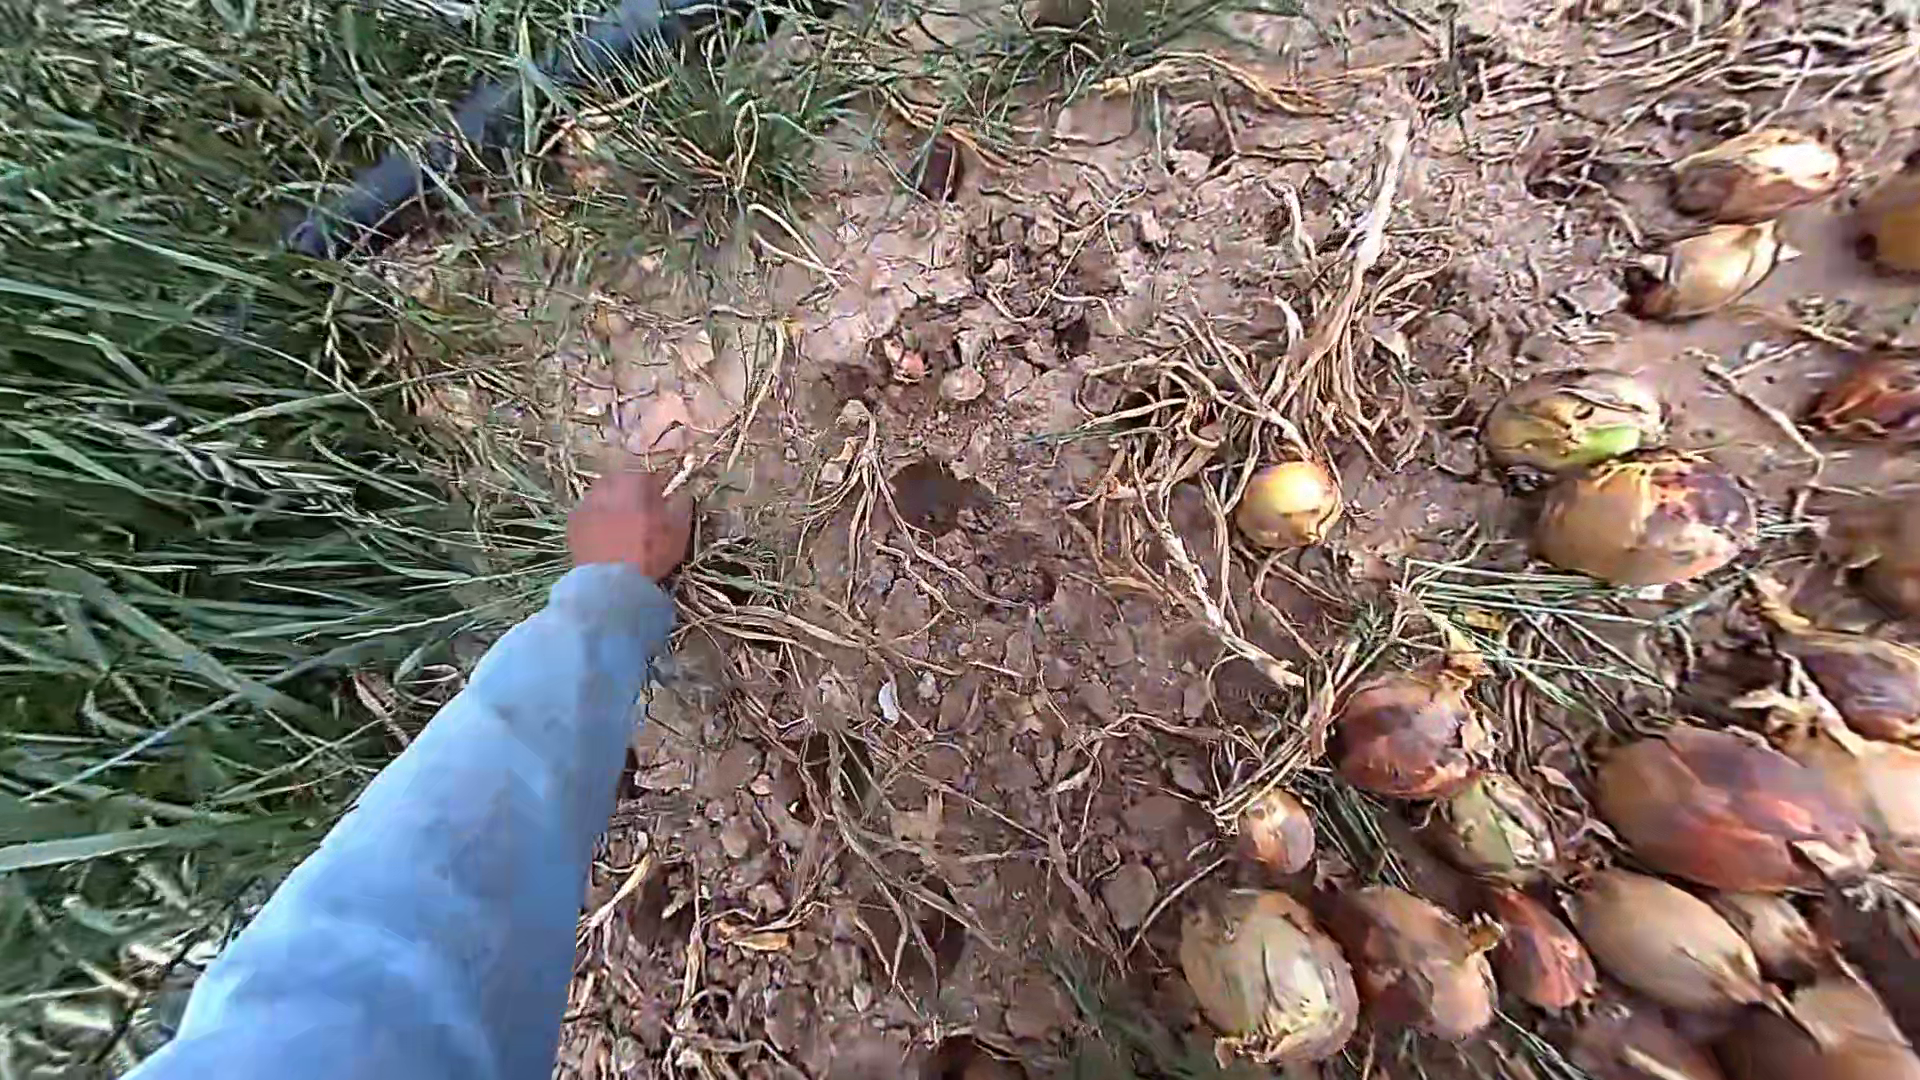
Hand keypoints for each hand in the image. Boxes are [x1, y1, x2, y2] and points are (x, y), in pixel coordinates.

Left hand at [567, 464, 692, 578]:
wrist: (611, 582)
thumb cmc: (650, 553)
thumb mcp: (679, 530)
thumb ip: (682, 506)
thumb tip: (683, 494)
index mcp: (635, 483)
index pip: (649, 474)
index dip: (658, 489)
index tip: (664, 502)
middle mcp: (607, 486)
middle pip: (623, 482)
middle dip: (633, 493)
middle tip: (644, 513)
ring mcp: (586, 503)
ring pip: (604, 496)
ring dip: (614, 505)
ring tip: (624, 527)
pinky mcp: (572, 523)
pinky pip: (590, 514)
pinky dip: (598, 520)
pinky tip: (607, 538)